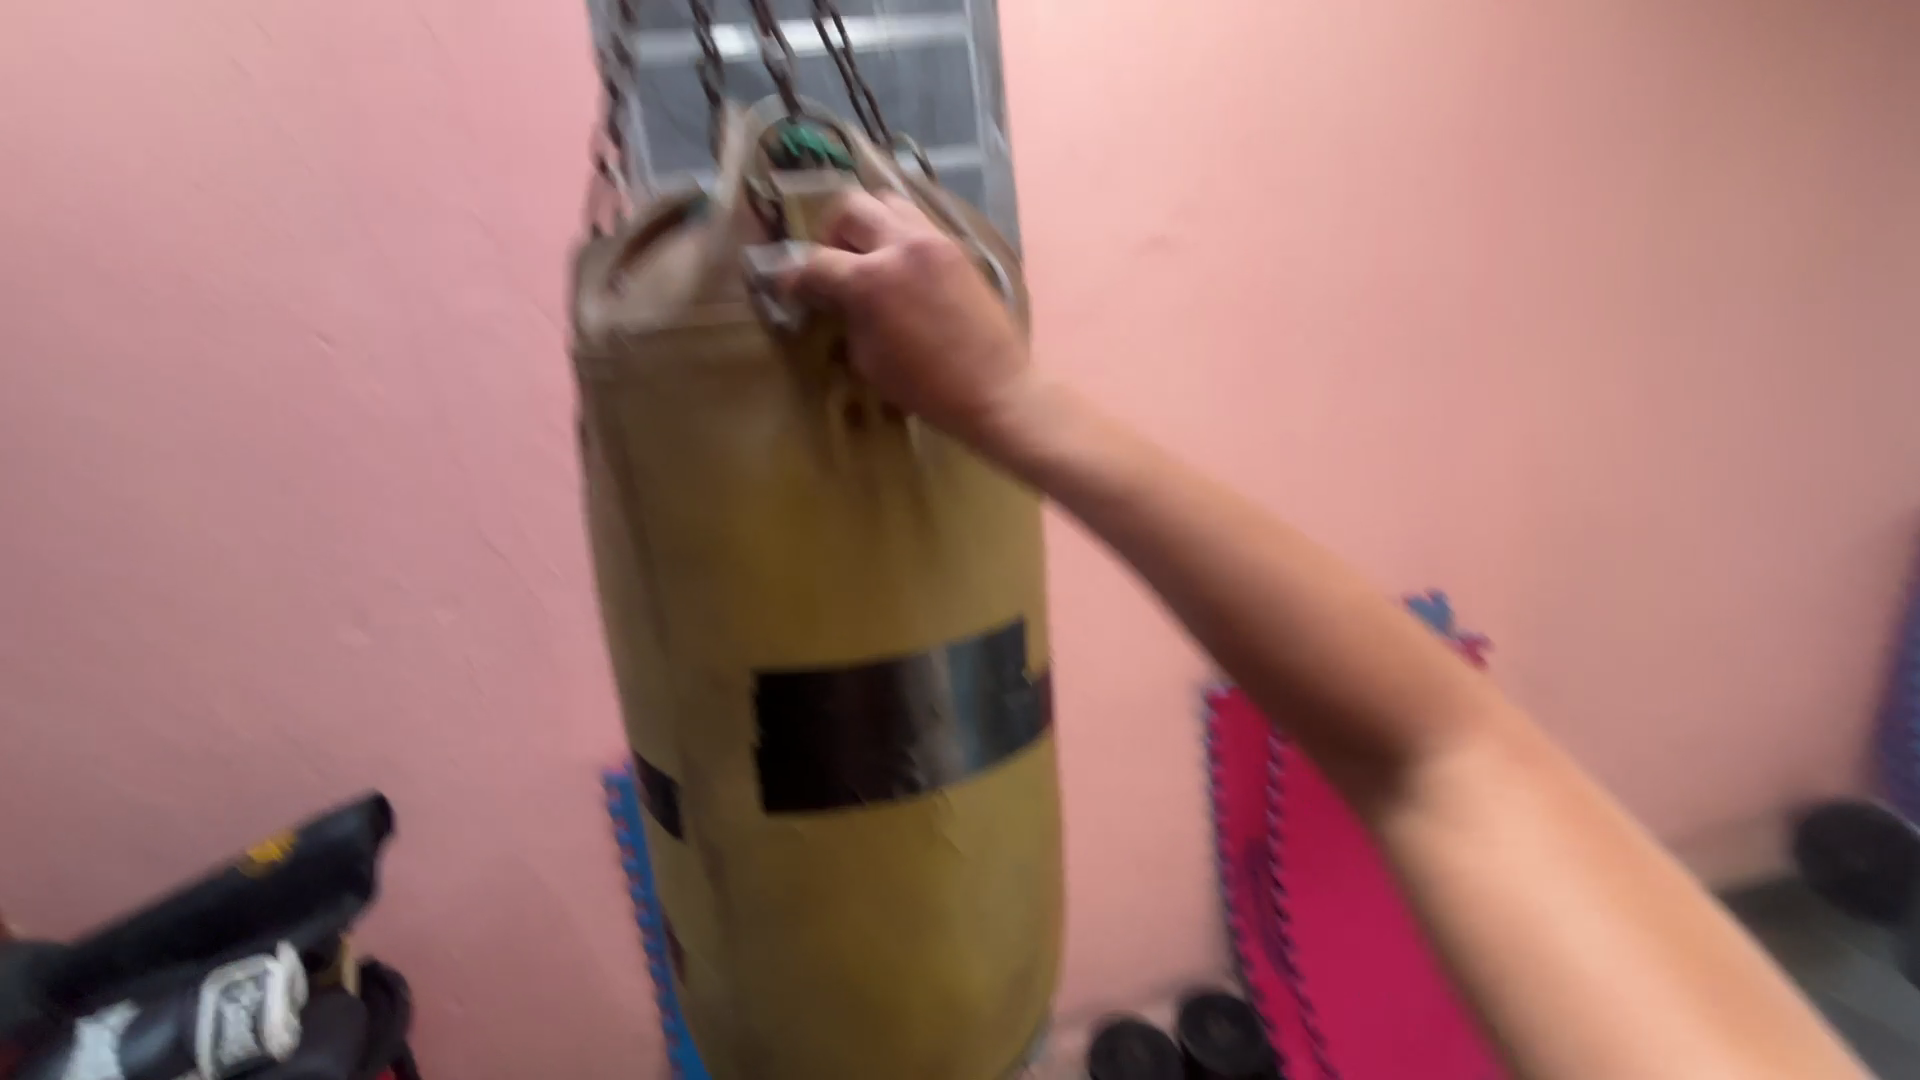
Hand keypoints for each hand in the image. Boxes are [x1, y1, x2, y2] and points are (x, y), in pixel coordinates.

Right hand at [778, 190, 1036, 446]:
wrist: (995, 389)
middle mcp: (901, 245)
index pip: (816, 263)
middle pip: (850, 207)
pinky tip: (901, 266)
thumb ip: (849, 319)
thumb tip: (840, 301)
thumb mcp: (870, 360)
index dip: (795, 278)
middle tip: (833, 264)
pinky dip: (899, 233)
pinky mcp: (958, 248)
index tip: (790, 288)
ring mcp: (934, 240)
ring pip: (888, 201)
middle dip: (831, 233)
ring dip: (868, 223)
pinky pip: (919, 221)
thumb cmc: (927, 388)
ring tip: (869, 257)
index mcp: (871, 280)